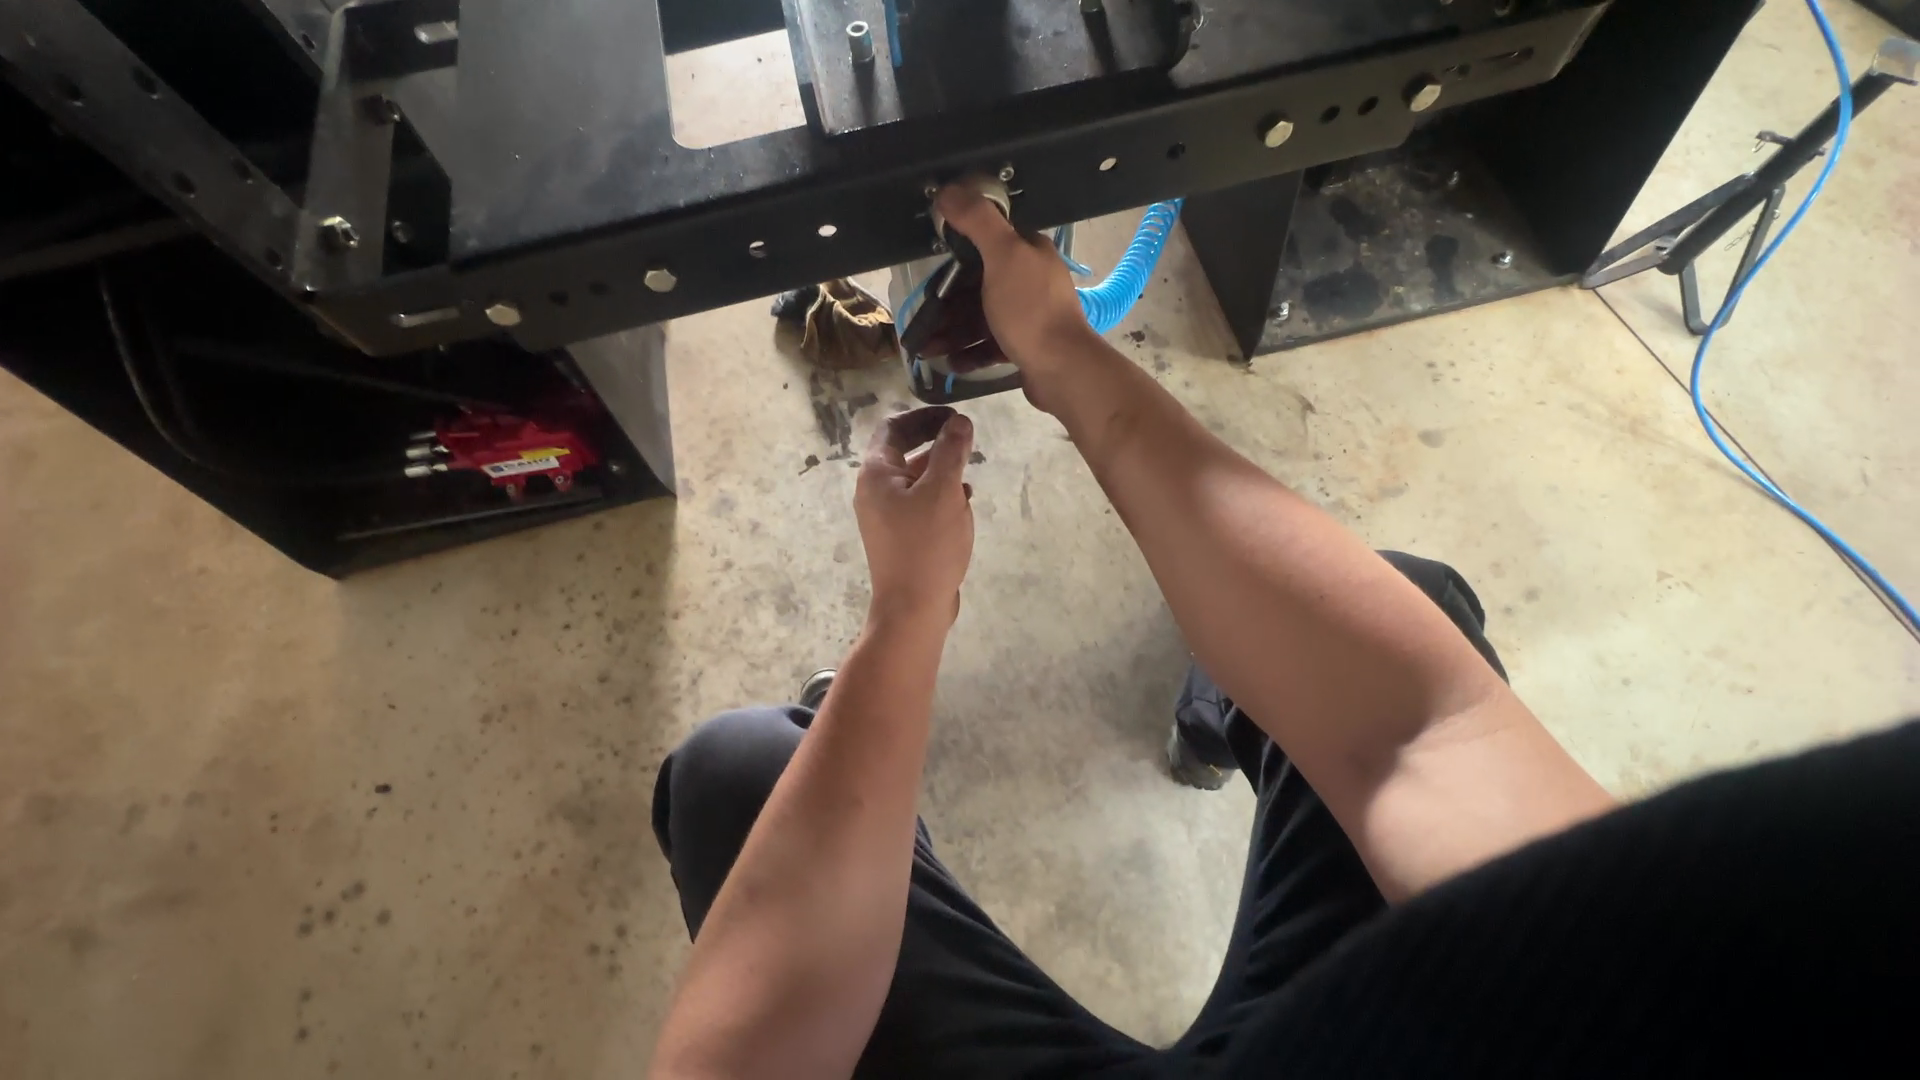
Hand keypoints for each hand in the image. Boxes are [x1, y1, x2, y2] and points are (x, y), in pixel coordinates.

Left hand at [856, 406, 975, 628]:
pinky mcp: (900, 537)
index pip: (894, 427)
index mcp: (875, 474)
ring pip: (915, 480)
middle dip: (937, 443)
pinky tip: (964, 503)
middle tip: (967, 439)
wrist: (913, 608)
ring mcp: (885, 517)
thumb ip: (951, 451)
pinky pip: (920, 505)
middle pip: (904, 452)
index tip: (955, 416)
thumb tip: (959, 422)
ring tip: (969, 472)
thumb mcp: (944, 491)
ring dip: (942, 471)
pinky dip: (941, 497)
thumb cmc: (926, 545)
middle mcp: (874, 492)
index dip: (924, 416)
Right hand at [935, 185, 1101, 413]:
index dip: (955, 258)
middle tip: (920, 320)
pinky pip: (989, 346)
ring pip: (980, 319)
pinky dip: (968, 353)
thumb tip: (948, 189)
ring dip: (951, 332)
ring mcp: (1028, 317)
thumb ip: (977, 221)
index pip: (986, 245)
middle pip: (978, 286)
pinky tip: (950, 363)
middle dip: (946, 304)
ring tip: (926, 349)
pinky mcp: (1024, 348)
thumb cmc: (1030, 309)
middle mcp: (1030, 282)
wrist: (1062, 369)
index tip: (930, 275)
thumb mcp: (1003, 255)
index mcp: (1028, 253)